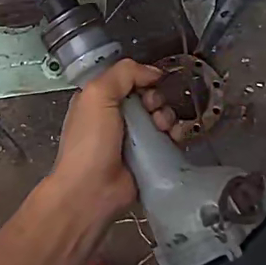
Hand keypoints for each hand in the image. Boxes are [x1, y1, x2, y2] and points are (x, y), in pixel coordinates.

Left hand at [47, 60, 178, 222]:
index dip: (142, 78)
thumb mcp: (97, 94)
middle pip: (149, 95)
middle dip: (157, 97)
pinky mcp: (150, 156)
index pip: (129, 78)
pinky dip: (176, 133)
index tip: (149, 84)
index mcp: (100, 99)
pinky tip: (174, 136)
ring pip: (162, 115)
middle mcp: (117, 116)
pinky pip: (170, 137)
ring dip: (167, 115)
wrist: (90, 191)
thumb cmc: (90, 141)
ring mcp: (135, 137)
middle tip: (152, 108)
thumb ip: (124, 73)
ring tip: (161, 126)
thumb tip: (154, 72)